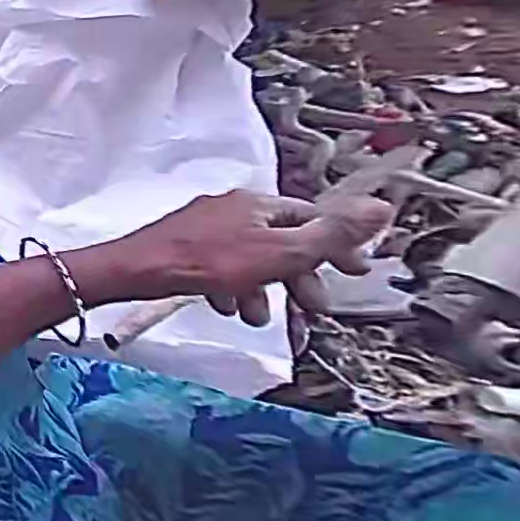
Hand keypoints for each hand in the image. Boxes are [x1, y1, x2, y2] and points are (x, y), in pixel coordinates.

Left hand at [110, 190, 393, 325]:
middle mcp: (229, 207)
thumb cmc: (208, 262)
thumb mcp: (282, 251)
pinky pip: (219, 266)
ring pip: (249, 258)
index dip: (338, 246)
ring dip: (264, 289)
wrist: (138, 270)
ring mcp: (203, 225)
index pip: (312, 218)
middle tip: (314, 308)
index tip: (356, 272)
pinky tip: (228, 307)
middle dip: (300, 276)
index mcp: (255, 203)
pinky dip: (231, 287)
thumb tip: (381, 206)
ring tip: (260, 317)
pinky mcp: (182, 245)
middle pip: (281, 240)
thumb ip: (332, 234)